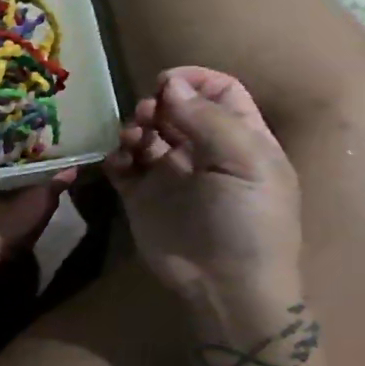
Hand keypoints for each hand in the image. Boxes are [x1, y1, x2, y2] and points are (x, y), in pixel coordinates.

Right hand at [105, 67, 302, 304]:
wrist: (224, 284)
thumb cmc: (248, 222)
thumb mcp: (245, 164)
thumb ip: (209, 121)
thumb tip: (170, 86)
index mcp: (241, 138)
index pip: (219, 91)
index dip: (194, 80)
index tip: (166, 83)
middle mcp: (202, 151)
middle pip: (176, 110)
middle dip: (158, 103)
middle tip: (147, 115)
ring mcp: (168, 176)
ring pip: (146, 134)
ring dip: (135, 128)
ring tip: (133, 140)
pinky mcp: (140, 198)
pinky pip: (122, 166)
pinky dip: (115, 157)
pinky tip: (119, 161)